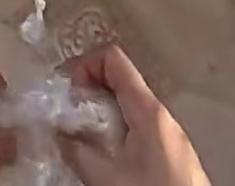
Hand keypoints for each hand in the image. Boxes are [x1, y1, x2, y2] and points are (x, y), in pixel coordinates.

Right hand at [59, 45, 211, 185]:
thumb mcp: (108, 179)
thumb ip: (77, 151)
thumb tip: (57, 133)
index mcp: (149, 110)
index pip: (113, 59)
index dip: (85, 65)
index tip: (67, 89)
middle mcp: (164, 118)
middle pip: (121, 83)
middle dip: (91, 93)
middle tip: (69, 115)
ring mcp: (174, 141)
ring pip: (130, 110)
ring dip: (103, 117)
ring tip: (85, 141)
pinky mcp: (178, 163)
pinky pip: (142, 134)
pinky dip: (120, 136)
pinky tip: (110, 163)